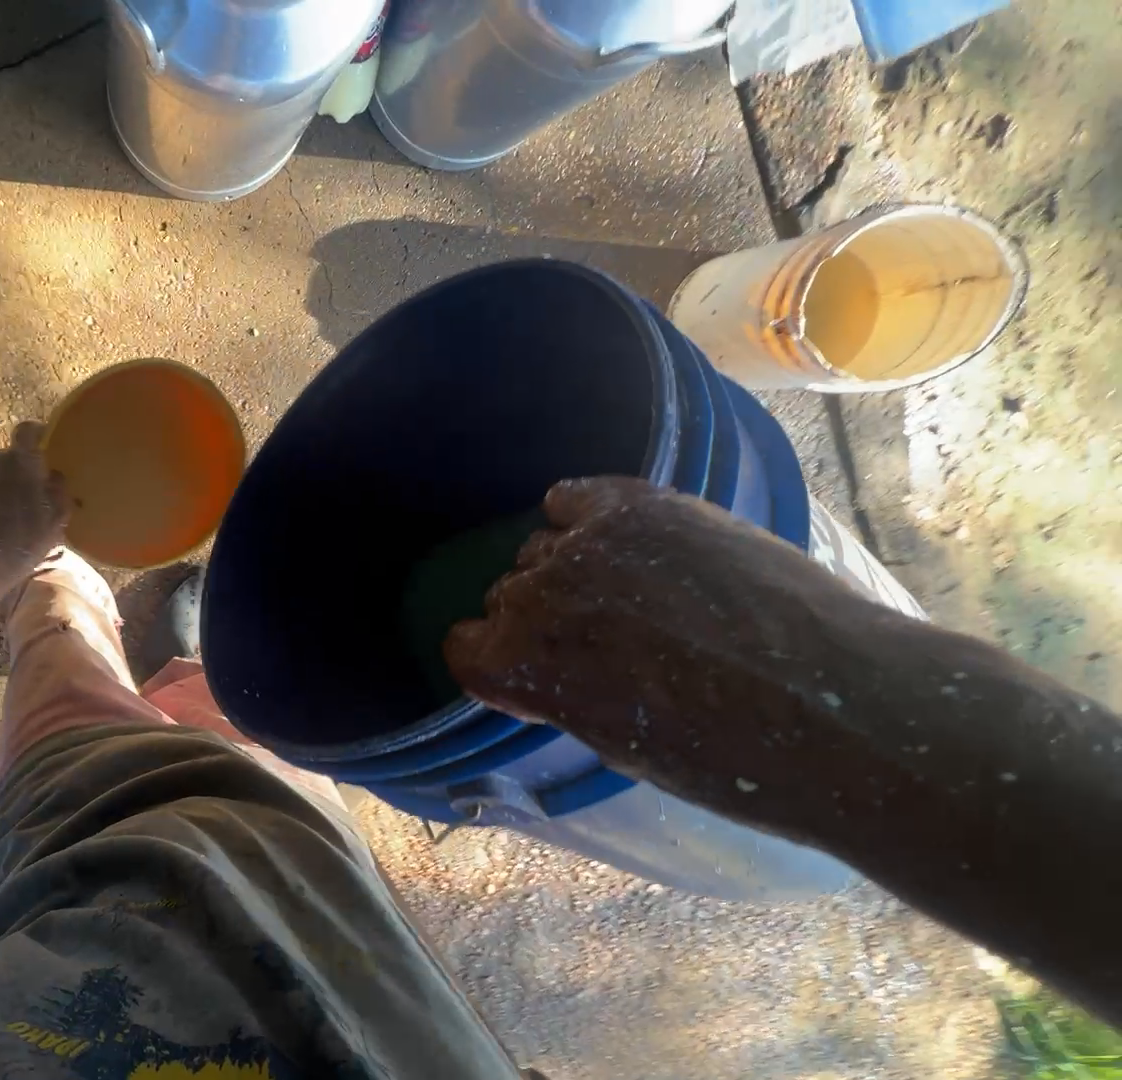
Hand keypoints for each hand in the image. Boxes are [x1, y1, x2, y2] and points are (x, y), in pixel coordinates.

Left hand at [0, 422, 67, 610]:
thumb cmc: (22, 542)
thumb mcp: (56, 519)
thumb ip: (59, 489)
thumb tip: (54, 475)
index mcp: (19, 460)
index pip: (28, 430)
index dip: (38, 434)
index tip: (47, 446)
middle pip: (11, 456)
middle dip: (23, 468)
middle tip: (35, 490)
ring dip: (5, 484)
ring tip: (15, 511)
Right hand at [441, 476, 901, 827]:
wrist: (845, 713)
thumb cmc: (727, 758)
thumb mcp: (611, 743)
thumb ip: (553, 690)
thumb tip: (546, 663)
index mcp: (517, 666)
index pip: (462, 646)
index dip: (494, 660)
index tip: (531, 671)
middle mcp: (533, 597)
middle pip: (504, 595)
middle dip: (538, 617)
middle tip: (598, 638)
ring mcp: (584, 546)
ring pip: (541, 548)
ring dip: (570, 570)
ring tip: (632, 593)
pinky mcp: (638, 507)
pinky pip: (574, 498)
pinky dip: (585, 517)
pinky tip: (622, 541)